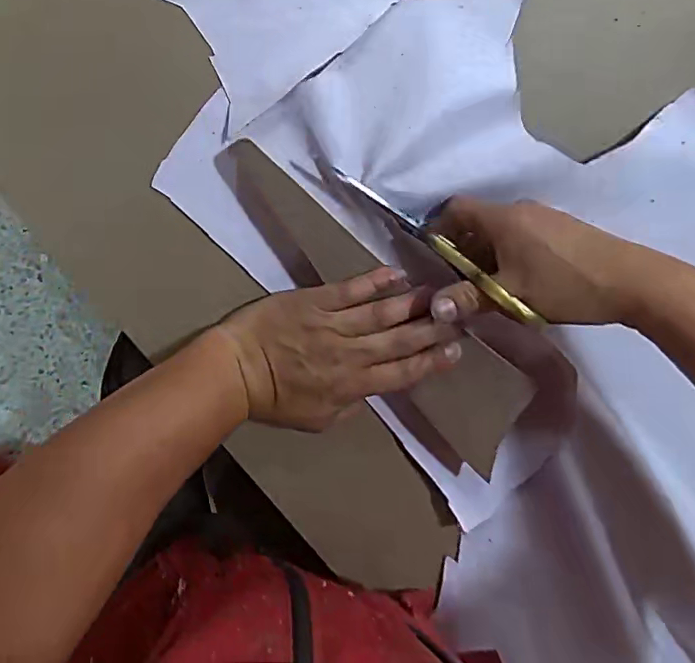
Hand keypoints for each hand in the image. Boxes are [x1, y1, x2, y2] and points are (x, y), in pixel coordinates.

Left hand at [207, 268, 464, 431]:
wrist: (236, 369)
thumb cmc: (272, 399)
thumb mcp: (316, 420)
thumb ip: (349, 407)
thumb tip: (370, 394)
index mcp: (351, 386)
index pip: (400, 374)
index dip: (430, 362)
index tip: (455, 351)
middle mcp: (349, 354)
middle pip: (398, 340)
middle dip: (430, 328)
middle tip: (458, 316)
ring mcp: (332, 324)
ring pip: (380, 313)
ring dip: (411, 303)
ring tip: (437, 293)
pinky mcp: (314, 301)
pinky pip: (350, 290)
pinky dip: (374, 282)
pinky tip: (396, 274)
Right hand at [427, 197, 689, 325]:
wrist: (636, 282)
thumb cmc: (565, 284)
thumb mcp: (512, 296)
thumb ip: (470, 298)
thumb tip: (435, 307)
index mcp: (501, 218)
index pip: (455, 208)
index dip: (437, 228)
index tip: (433, 256)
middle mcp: (520, 210)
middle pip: (477, 220)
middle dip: (462, 247)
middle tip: (458, 279)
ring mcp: (544, 217)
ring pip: (500, 229)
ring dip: (487, 253)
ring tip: (489, 286)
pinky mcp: (563, 230)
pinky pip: (522, 234)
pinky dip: (510, 253)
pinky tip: (522, 281)